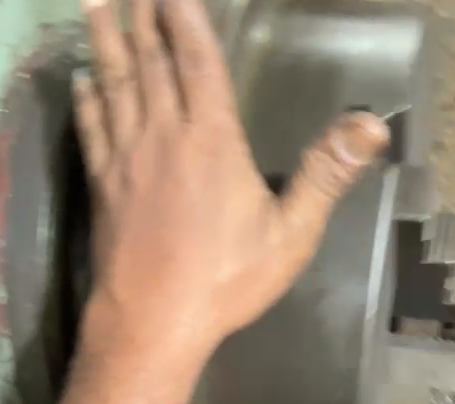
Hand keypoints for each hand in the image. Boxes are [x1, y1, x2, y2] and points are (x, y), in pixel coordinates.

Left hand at [72, 0, 390, 376]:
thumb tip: (373, 124)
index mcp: (212, 139)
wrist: (153, 321)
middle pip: (150, 59)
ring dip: (104, 38)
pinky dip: (85, 99)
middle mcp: (164, 134)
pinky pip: (90, 128)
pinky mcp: (102, 186)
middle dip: (141, 12)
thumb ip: (326, 175)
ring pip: (113, 82)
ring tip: (91, 0)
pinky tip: (81, 80)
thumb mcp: (290, 235)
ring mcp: (126, 158)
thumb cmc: (225, 280)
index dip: (185, 14)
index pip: (197, 59)